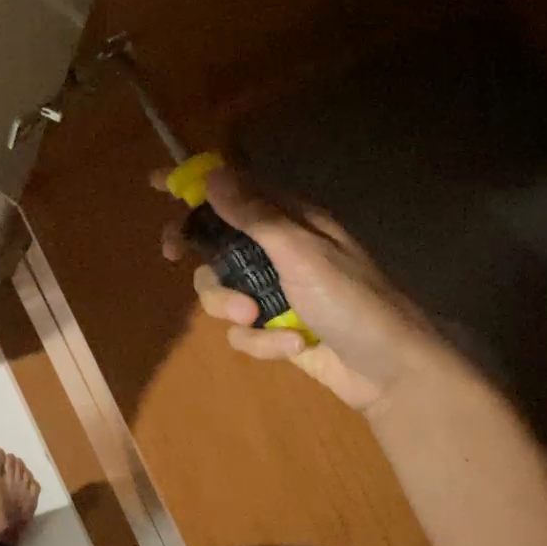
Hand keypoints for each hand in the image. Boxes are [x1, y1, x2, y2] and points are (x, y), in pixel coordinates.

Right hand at [159, 168, 447, 411]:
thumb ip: (255, 216)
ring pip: (218, 290)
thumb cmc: (352, 300)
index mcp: (288, 222)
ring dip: (230, 306)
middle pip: (211, 242)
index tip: (155, 184)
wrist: (391, 371)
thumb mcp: (301, 252)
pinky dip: (260, 342)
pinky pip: (239, 331)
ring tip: (258, 319)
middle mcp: (275, 252)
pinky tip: (290, 347)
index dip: (195, 186)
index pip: (233, 191)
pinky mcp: (272, 330)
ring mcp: (272, 293)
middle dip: (196, 254)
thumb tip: (213, 175)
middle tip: (176, 258)